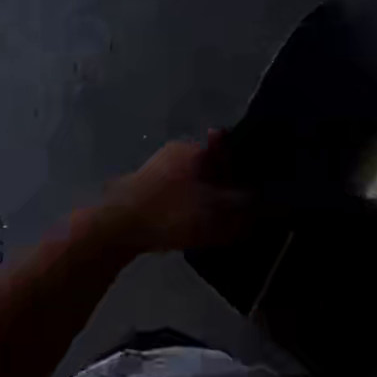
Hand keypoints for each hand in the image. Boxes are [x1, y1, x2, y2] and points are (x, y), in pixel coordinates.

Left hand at [97, 130, 252, 254]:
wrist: (117, 227)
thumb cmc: (169, 214)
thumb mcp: (212, 213)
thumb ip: (240, 207)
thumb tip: (260, 202)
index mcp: (193, 150)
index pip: (226, 152)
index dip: (240, 172)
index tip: (248, 194)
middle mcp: (175, 151)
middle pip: (209, 166)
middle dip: (222, 187)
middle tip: (232, 213)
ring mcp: (157, 166)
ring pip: (192, 180)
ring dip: (203, 198)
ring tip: (211, 223)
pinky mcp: (144, 186)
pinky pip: (176, 192)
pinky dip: (186, 205)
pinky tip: (188, 225)